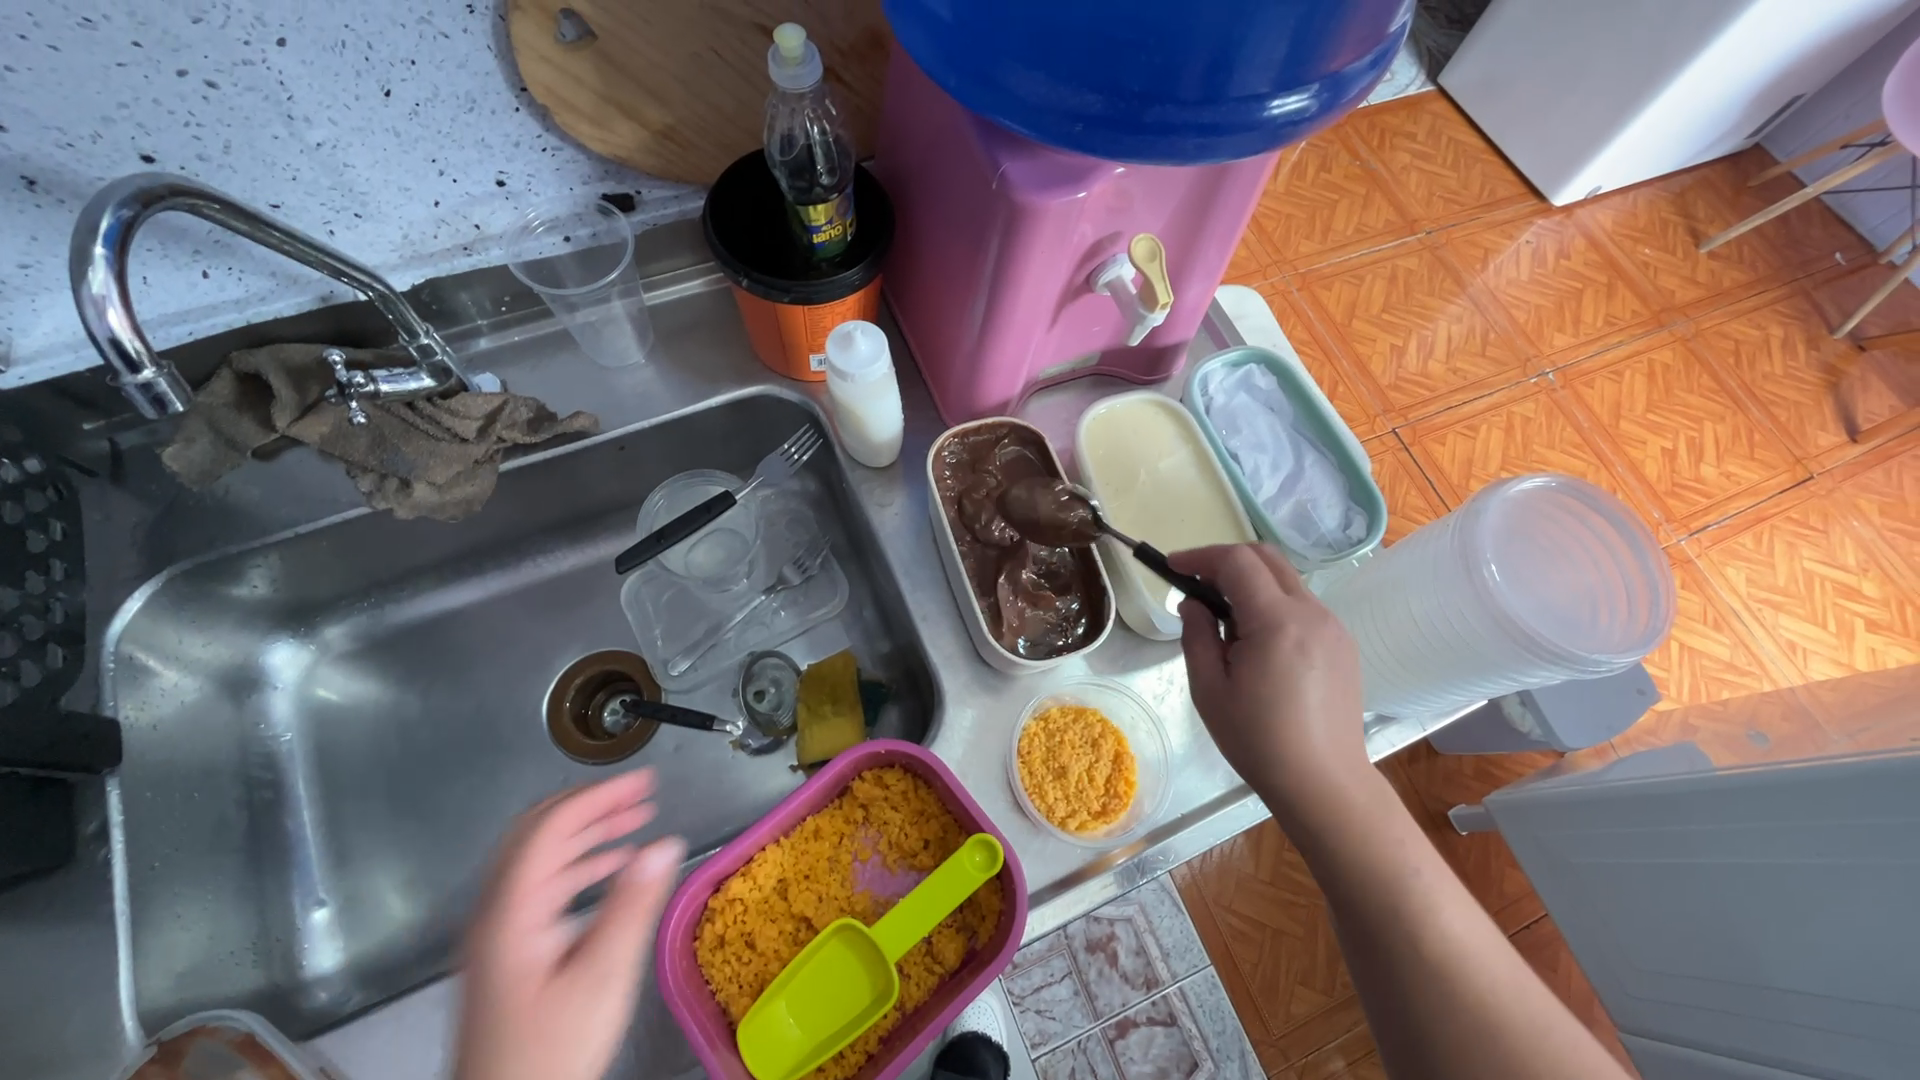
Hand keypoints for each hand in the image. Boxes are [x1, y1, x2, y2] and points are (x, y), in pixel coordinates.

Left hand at [454, 770, 686, 1079]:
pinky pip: (542, 885)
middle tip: (644, 794)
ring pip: (541, 858)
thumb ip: (632, 906)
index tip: (645, 782)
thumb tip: (666, 844)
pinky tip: (615, 868)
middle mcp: (497, 910)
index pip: (551, 827)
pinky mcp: (507, 950)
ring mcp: (498, 931)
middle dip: (593, 806)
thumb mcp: (602, 977)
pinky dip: (580, 864)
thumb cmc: (553, 1050)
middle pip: (539, 833)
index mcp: (513, 910)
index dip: (599, 796)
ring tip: (638, 821)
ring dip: (589, 833)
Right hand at [1171, 544, 1371, 827]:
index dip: (1200, 557)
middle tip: (1195, 585)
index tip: (1173, 568)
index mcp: (1277, 622)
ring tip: (1223, 620)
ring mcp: (1333, 627)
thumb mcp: (1209, 689)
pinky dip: (1272, 604)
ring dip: (1250, 583)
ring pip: (1286, 580)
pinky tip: (1256, 641)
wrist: (1323, 783)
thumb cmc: (1257, 741)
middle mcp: (1312, 613)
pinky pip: (1302, 605)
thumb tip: (1194, 604)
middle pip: (1266, 558)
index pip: (1237, 562)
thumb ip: (1197, 635)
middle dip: (1225, 561)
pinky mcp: (1342, 644)